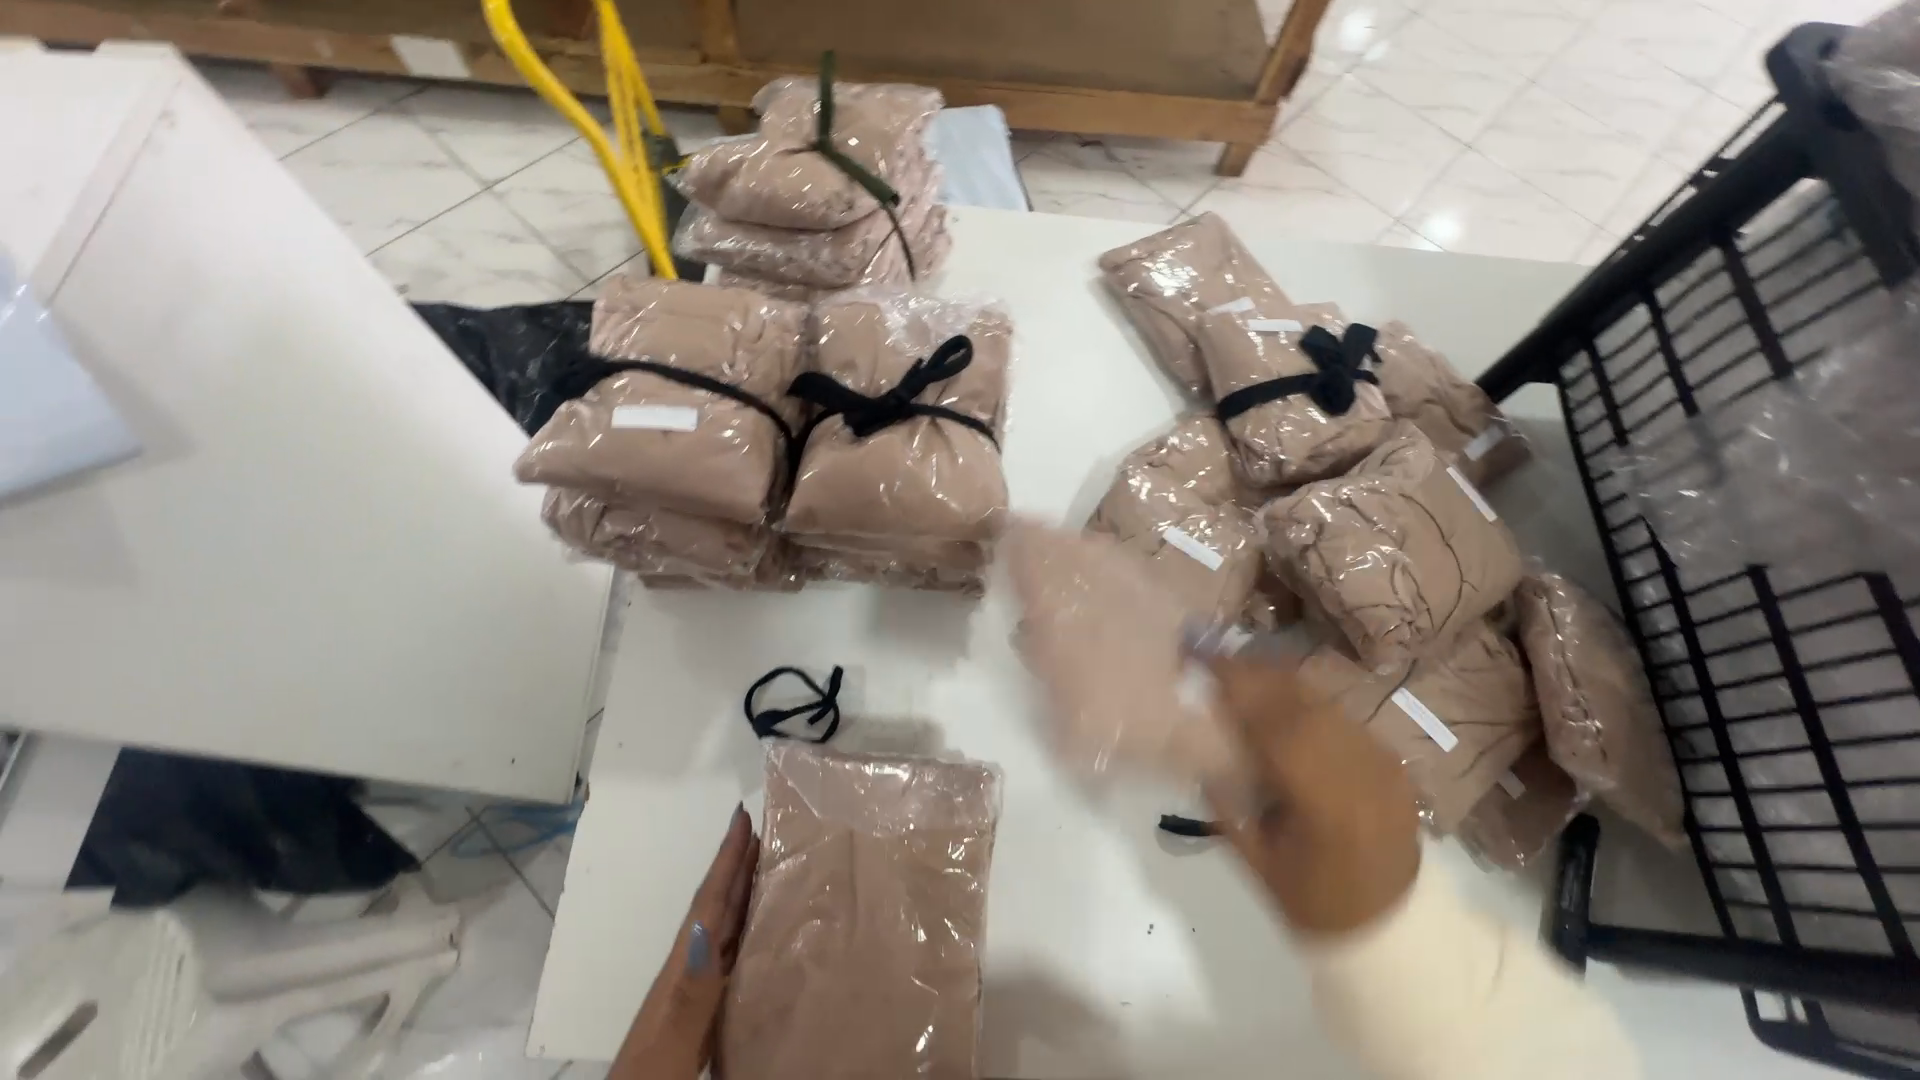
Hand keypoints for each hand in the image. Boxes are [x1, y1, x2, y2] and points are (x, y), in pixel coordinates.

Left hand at [609, 804, 758, 1079]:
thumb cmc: (656, 1068)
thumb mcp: (676, 1031)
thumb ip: (692, 983)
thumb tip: (704, 926)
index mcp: (686, 964)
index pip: (709, 901)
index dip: (726, 858)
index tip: (742, 816)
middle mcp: (692, 967)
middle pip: (718, 905)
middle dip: (737, 863)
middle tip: (762, 825)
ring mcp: (698, 987)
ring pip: (726, 926)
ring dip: (743, 891)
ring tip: (767, 862)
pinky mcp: (708, 1009)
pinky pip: (734, 953)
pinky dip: (748, 929)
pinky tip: (762, 930)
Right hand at [1203, 654, 1421, 936]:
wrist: (1395, 926)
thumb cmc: (1316, 902)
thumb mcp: (1258, 862)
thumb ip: (1227, 807)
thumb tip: (1199, 757)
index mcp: (1326, 804)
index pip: (1276, 726)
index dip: (1238, 688)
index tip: (1202, 664)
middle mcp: (1361, 771)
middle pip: (1302, 701)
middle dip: (1254, 674)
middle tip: (1214, 659)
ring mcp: (1382, 762)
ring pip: (1323, 701)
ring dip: (1279, 682)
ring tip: (1241, 673)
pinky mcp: (1391, 759)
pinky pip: (1341, 715)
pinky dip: (1305, 700)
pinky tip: (1279, 702)